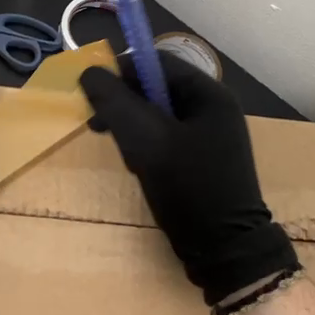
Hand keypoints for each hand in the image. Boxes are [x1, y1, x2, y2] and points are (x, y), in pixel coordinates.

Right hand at [79, 56, 299, 305]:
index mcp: (210, 94)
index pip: (158, 62)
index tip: (94, 94)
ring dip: (133, 127)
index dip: (122, 72)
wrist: (226, 251)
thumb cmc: (188, 188)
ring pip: (159, 115)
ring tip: (122, 151)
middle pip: (158, 88)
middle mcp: (214, 109)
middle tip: (99, 126)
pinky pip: (167, 138)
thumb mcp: (145, 141)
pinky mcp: (204, 161)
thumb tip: (89, 72)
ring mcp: (212, 137)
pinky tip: (137, 166)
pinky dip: (147, 146)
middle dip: (125, 103)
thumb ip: (115, 102)